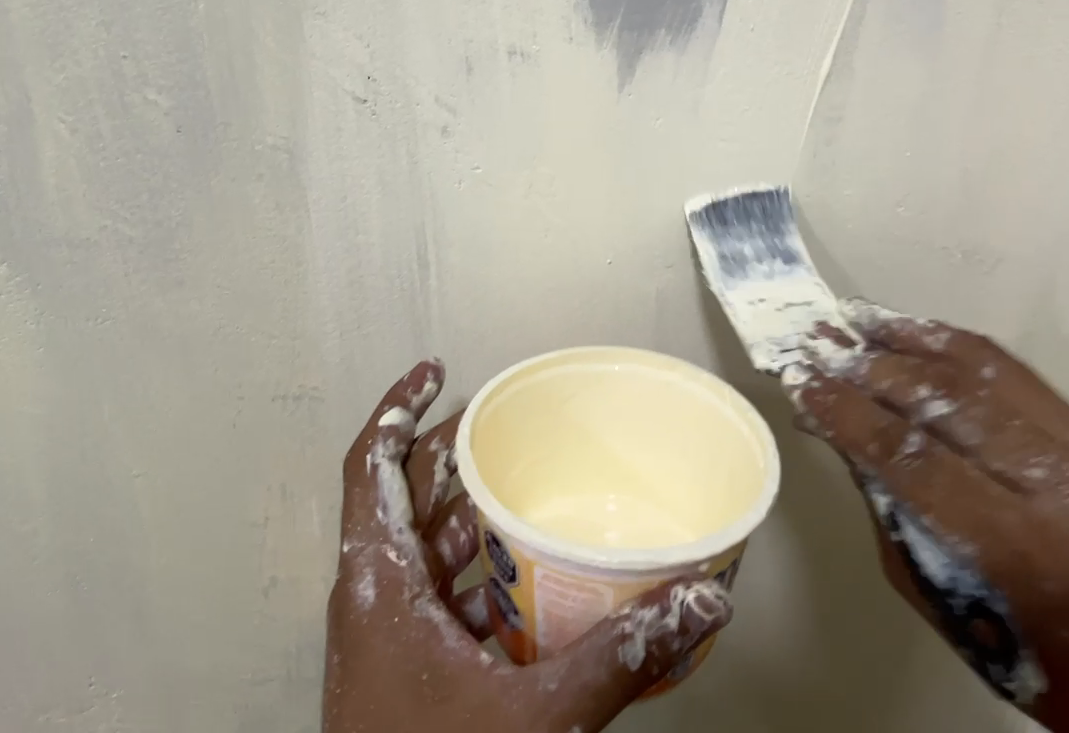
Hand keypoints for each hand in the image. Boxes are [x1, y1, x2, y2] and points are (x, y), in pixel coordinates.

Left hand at [323, 359, 733, 732]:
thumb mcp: (535, 718)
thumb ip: (619, 659)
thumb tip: (696, 605)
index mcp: (379, 586)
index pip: (372, 468)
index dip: (398, 409)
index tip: (434, 370)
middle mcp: (376, 597)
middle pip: (405, 493)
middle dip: (450, 448)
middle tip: (501, 419)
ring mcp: (391, 632)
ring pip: (426, 540)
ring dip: (467, 505)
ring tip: (520, 477)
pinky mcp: (411, 664)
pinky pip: (443, 588)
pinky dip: (478, 562)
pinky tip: (526, 566)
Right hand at [790, 301, 1068, 732]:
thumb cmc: (1010, 642)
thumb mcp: (925, 579)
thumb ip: (884, 496)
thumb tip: (834, 420)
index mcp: (1016, 549)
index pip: (913, 458)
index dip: (849, 413)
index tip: (800, 379)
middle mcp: (1063, 493)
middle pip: (946, 404)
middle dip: (869, 367)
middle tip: (817, 341)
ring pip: (981, 372)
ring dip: (907, 341)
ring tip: (855, 319)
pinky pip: (1012, 372)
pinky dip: (950, 344)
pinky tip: (907, 330)